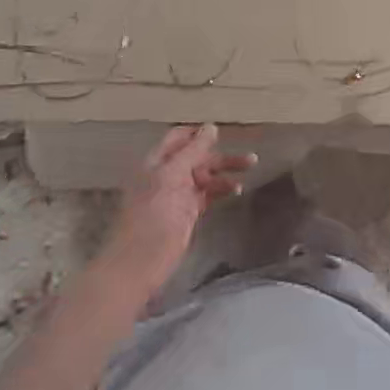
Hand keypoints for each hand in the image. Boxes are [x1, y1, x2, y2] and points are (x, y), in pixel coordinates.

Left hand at [99, 124, 256, 290]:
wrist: (140, 262)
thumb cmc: (153, 214)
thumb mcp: (172, 176)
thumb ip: (192, 151)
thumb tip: (211, 127)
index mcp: (157, 161)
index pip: (179, 138)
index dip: (199, 133)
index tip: (223, 132)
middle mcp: (168, 174)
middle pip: (197, 157)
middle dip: (221, 156)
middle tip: (249, 159)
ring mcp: (178, 194)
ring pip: (206, 175)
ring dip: (226, 172)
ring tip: (249, 170)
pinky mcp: (187, 212)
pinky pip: (208, 193)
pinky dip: (222, 189)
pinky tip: (237, 190)